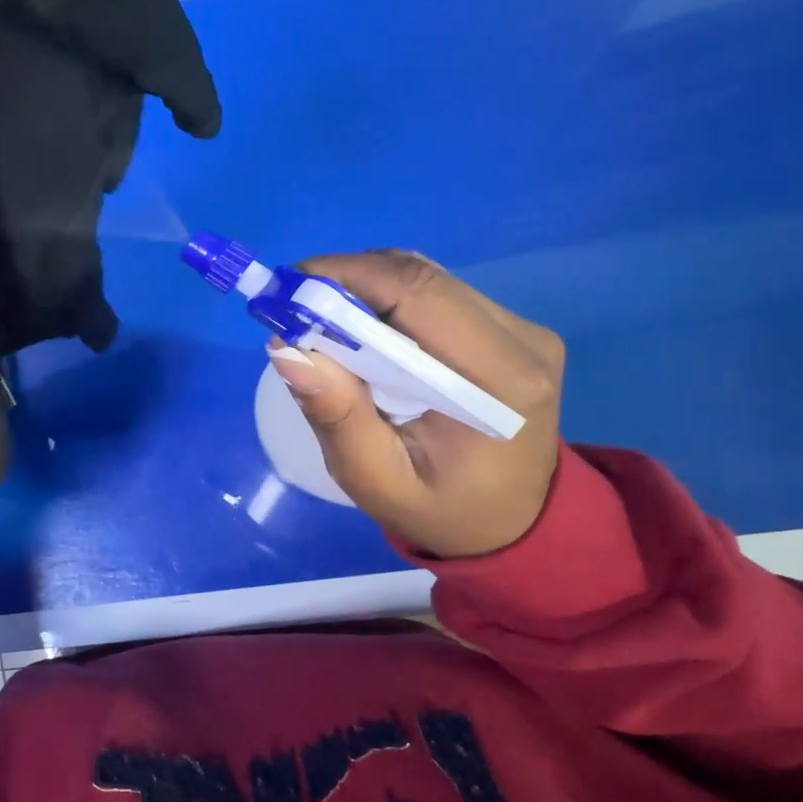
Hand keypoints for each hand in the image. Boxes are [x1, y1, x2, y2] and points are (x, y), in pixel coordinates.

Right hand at [264, 250, 566, 557]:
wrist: (510, 526)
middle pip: (417, 277)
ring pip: (421, 278)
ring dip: (359, 290)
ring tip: (316, 324)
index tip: (282, 292)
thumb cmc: (438, 508)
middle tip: (287, 308)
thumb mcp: (374, 479)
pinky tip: (355, 333)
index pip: (416, 292)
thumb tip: (286, 348)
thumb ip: (335, 416)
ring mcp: (519, 331)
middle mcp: (520, 341)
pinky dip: (380, 300)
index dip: (343, 276)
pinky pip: (430, 293)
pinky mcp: (506, 330)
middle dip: (341, 280)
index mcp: (498, 380)